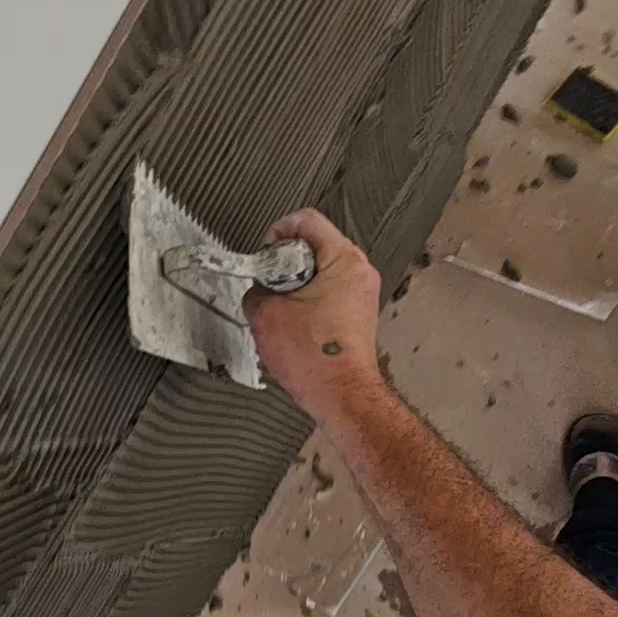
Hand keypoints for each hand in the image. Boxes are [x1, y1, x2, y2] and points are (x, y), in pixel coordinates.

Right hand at [244, 209, 390, 422]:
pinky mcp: (358, 314)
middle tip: (268, 287)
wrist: (342, 396)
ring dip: (293, 285)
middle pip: (312, 245)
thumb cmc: (313, 357)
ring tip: (279, 311)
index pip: (306, 220)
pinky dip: (306, 301)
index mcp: (343, 259)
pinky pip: (326, 292)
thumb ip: (255, 290)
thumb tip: (258, 290)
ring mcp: (362, 293)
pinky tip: (293, 326)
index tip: (264, 259)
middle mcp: (360, 271)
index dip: (276, 233)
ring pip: (318, 270)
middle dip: (283, 263)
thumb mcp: (264, 314)